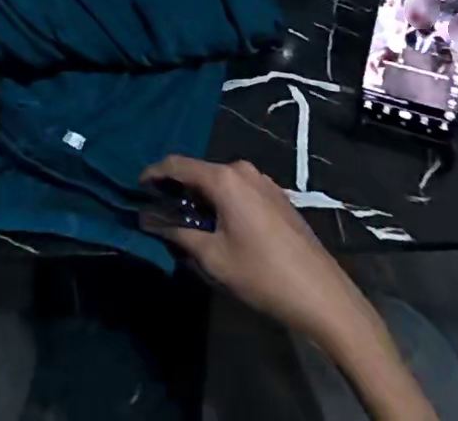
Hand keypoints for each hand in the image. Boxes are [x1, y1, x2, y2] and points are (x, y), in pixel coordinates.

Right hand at [139, 156, 371, 349]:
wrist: (321, 293)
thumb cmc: (261, 274)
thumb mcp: (212, 258)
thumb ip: (177, 233)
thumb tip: (148, 220)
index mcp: (224, 178)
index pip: (178, 165)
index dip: (154, 173)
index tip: (137, 187)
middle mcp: (243, 170)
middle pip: (200, 172)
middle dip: (177, 189)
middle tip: (158, 211)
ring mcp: (263, 181)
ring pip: (219, 182)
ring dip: (200, 197)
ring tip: (185, 223)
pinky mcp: (276, 196)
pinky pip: (237, 190)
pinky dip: (220, 202)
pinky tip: (217, 226)